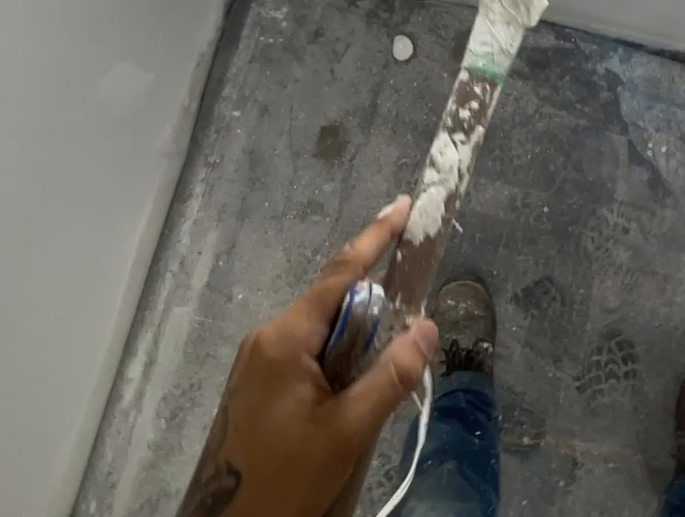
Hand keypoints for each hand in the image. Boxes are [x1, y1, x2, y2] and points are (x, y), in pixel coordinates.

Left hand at [176, 195, 440, 516]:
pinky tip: (348, 398)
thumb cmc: (284, 479)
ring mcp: (259, 360)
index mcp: (286, 338)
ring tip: (371, 391)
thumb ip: (391, 375)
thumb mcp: (347, 431)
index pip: (341, 273)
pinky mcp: (257, 383)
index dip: (376, 237)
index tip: (404, 205)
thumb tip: (427, 327)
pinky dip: (337, 363)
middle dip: (373, 315)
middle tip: (404, 341)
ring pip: (323, 332)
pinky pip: (309, 353)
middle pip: (336, 304)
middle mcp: (268, 337)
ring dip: (356, 347)